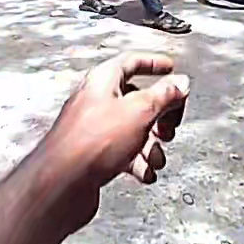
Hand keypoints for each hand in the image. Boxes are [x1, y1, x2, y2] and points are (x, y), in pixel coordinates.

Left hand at [33, 54, 188, 229]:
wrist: (63, 183)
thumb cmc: (92, 142)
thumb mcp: (139, 112)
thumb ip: (163, 96)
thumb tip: (180, 82)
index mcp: (104, 79)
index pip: (133, 61)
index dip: (154, 62)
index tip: (170, 67)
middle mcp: (98, 99)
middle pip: (138, 98)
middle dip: (160, 114)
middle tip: (170, 128)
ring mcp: (95, 126)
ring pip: (134, 129)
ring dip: (151, 145)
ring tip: (156, 158)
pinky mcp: (95, 152)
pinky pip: (124, 151)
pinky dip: (138, 161)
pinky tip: (143, 173)